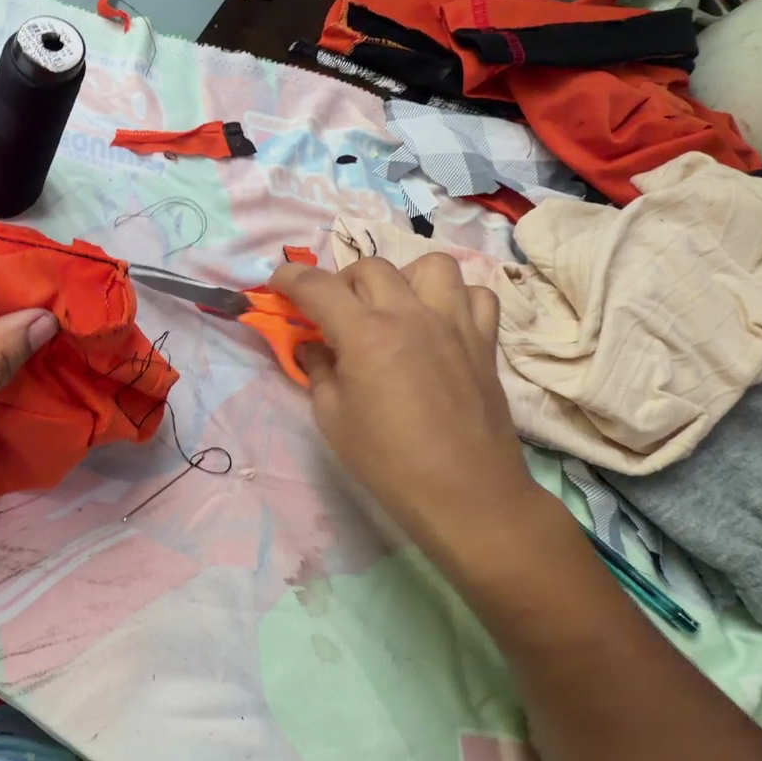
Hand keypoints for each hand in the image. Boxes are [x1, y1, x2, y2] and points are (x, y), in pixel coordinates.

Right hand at [270, 254, 552, 572]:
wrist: (466, 494)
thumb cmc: (387, 460)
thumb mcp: (331, 416)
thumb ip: (319, 369)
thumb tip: (314, 346)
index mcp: (365, 334)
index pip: (317, 285)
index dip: (289, 278)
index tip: (277, 284)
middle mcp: (410, 316)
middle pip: (369, 267)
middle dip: (341, 282)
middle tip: (333, 313)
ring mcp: (454, 324)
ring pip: (430, 265)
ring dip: (402, 278)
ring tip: (391, 308)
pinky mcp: (484, 342)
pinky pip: (475, 295)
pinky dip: (453, 298)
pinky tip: (437, 323)